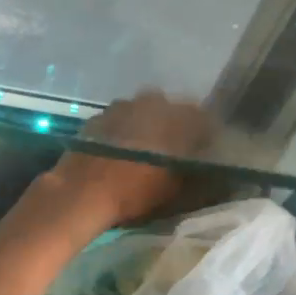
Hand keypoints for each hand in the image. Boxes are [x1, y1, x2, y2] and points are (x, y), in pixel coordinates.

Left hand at [46, 91, 210, 228]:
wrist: (81, 192)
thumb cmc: (136, 191)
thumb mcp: (178, 189)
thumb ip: (200, 173)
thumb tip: (214, 170)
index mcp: (180, 115)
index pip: (204, 120)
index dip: (204, 138)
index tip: (201, 154)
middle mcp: (152, 101)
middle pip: (171, 112)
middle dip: (173, 128)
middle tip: (169, 153)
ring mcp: (121, 106)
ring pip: (141, 113)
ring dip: (144, 127)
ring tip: (140, 153)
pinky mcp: (96, 117)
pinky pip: (117, 121)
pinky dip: (120, 132)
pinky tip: (115, 152)